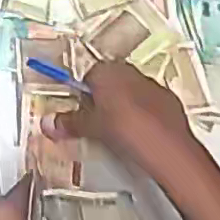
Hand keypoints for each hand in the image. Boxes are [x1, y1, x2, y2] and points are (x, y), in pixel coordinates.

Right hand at [46, 60, 202, 180]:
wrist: (168, 149)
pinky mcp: (171, 101)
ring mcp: (153, 85)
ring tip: (120, 129)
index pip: (87, 75)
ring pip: (132, 90)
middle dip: (103, 97)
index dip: (83, 93)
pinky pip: (151, 103)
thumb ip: (68, 123)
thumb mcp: (90, 128)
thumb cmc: (123, 129)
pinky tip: (142, 133)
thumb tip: (47, 123)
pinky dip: (145, 113)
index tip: (82, 111)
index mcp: (106, 71)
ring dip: (125, 104)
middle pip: (110, 80)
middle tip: (97, 120)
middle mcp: (129, 71)